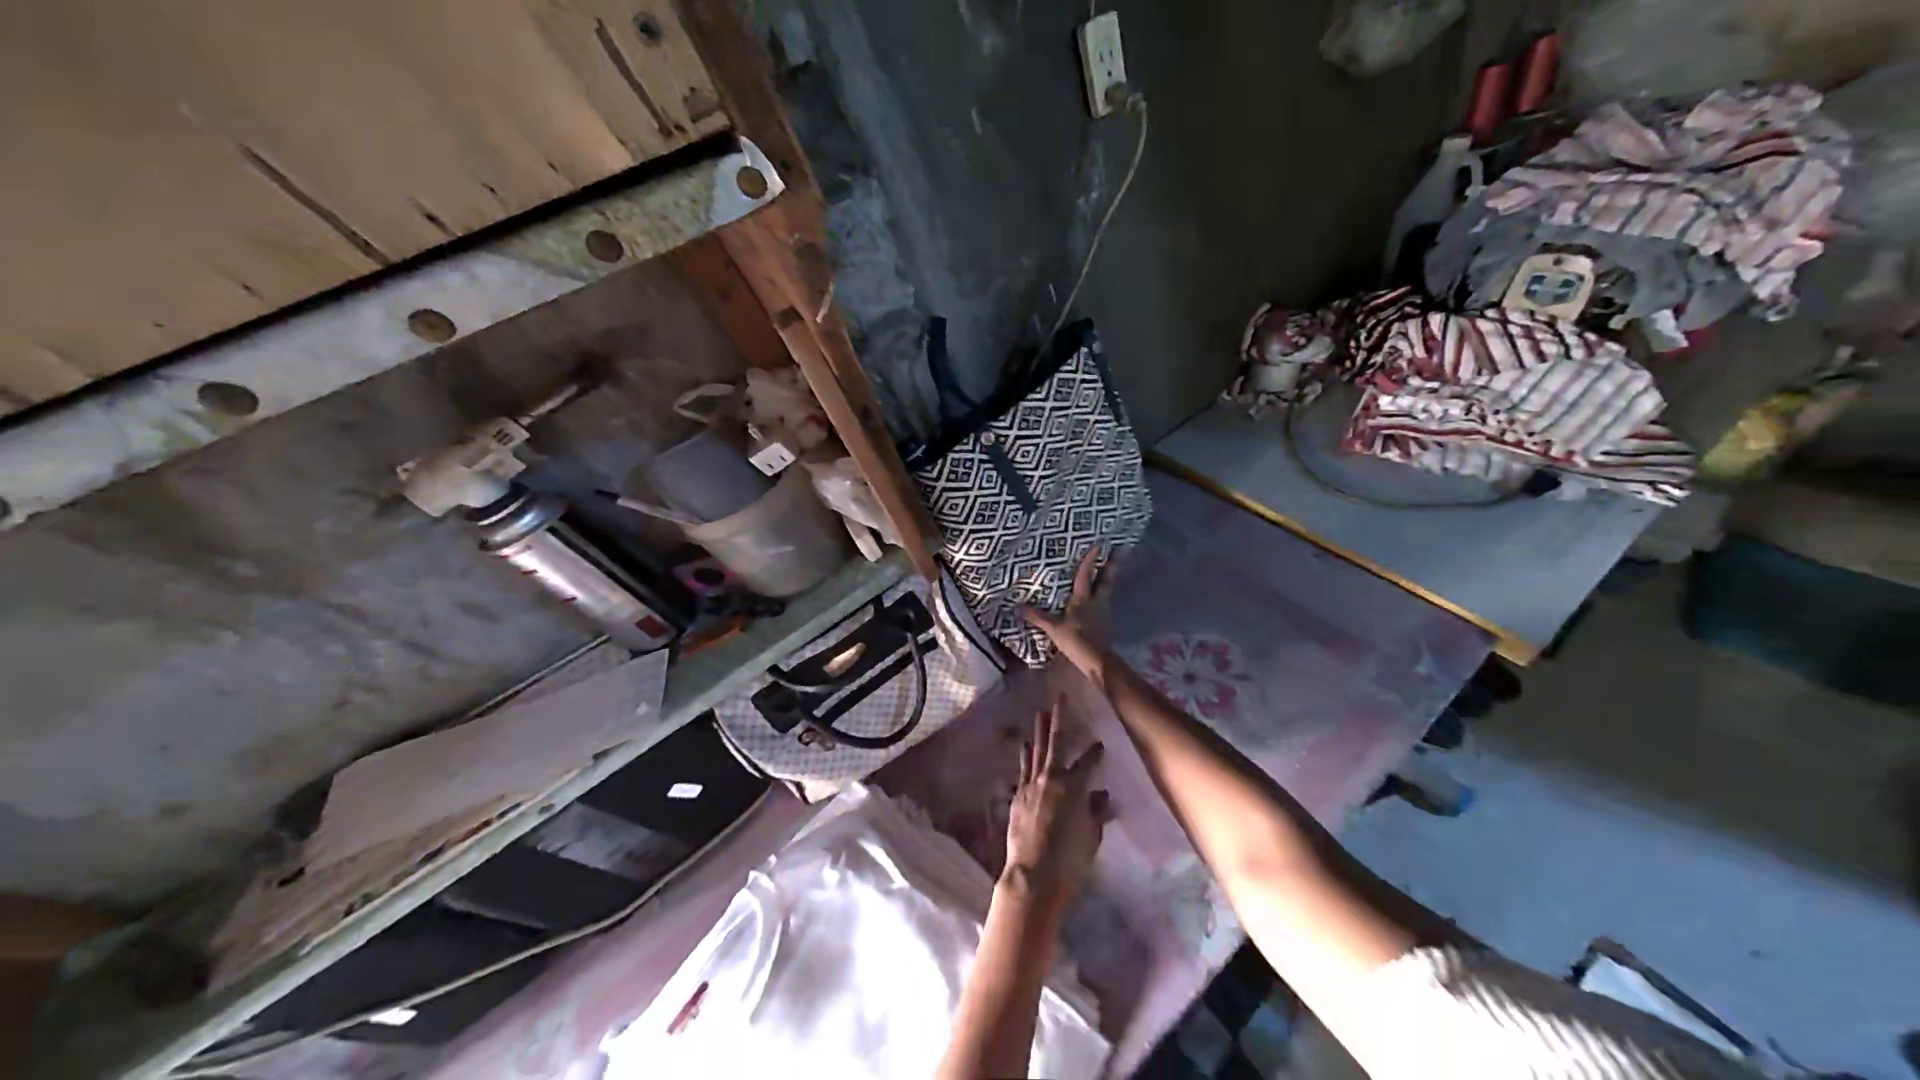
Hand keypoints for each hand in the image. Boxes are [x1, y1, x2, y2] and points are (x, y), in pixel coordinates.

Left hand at [1002, 699, 1110, 909]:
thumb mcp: (1091, 837)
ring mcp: (1030, 786)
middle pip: (1056, 742)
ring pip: (1036, 751)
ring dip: (1038, 730)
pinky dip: (1025, 755)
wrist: (1033, 877)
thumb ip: (1096, 813)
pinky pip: (1022, 769)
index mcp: (1073, 786)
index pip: (1088, 762)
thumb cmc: (1069, 861)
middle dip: (1059, 718)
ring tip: (1039, 711)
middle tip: (1060, 697)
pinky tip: (1024, 745)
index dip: (1095, 753)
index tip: (1100, 744)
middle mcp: (1051, 778)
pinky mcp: (1017, 796)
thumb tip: (1100, 796)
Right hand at [1023, 547, 1118, 679]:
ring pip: (1107, 592)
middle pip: (1106, 581)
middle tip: (1121, 552)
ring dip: (1109, 581)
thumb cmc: (1075, 640)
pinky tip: (1101, 601)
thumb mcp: (1053, 628)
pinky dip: (1104, 599)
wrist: (1097, 661)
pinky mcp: (1106, 625)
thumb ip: (1037, 617)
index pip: (1086, 575)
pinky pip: (1104, 606)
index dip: (1091, 560)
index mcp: (1083, 599)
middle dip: (1112, 566)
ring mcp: (1103, 613)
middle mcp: (1097, 602)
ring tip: (1110, 572)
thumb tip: (1018, 606)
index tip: (1099, 545)